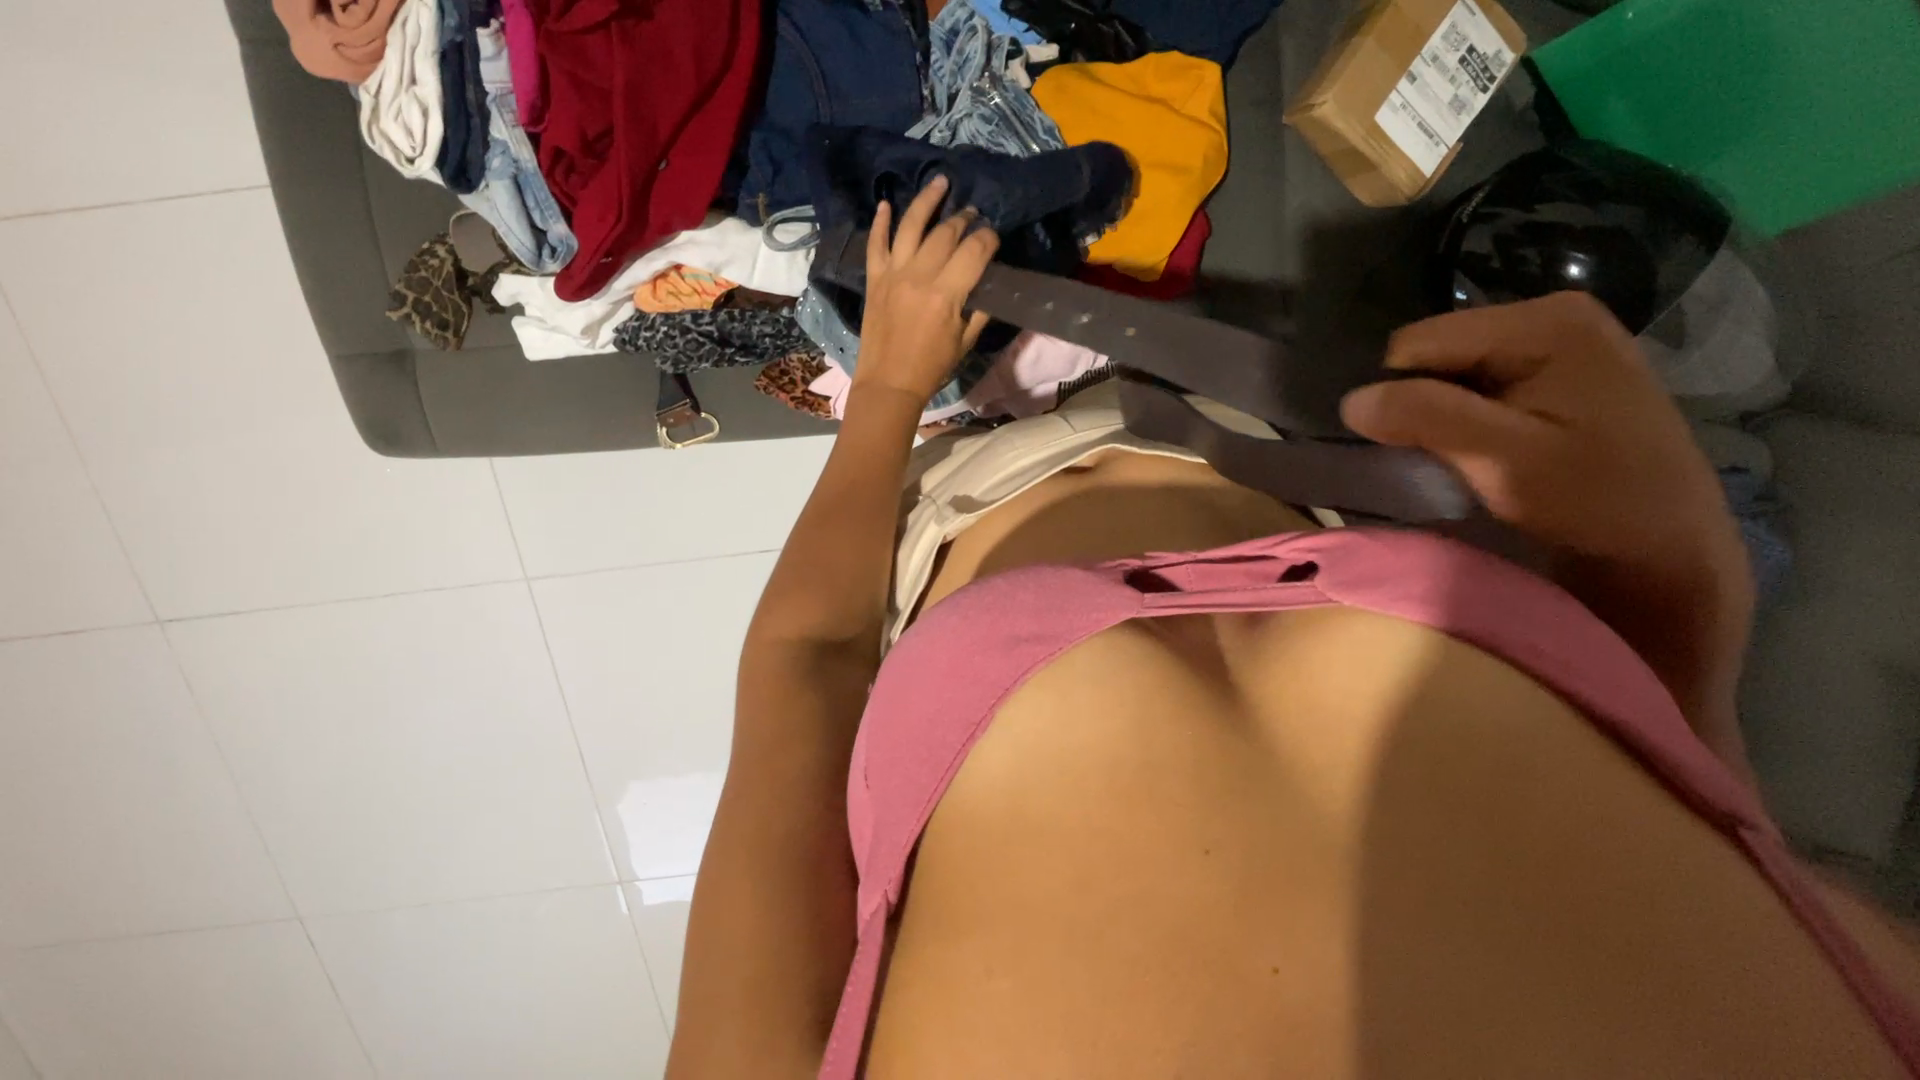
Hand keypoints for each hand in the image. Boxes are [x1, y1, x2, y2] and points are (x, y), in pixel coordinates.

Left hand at [852, 175, 1000, 406]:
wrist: (888, 384)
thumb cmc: (931, 368)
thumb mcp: (965, 342)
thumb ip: (978, 309)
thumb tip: (986, 282)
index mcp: (946, 294)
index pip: (974, 251)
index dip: (988, 238)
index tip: (994, 235)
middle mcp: (919, 276)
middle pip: (945, 233)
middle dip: (963, 219)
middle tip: (973, 213)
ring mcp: (893, 275)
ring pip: (910, 226)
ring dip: (927, 201)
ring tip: (940, 182)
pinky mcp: (874, 280)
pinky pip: (876, 244)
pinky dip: (880, 222)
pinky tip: (887, 203)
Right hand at [1341, 293, 1753, 741]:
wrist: (1669, 540)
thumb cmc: (1594, 499)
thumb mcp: (1503, 461)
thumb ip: (1428, 418)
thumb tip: (1351, 400)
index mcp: (1544, 320)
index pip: (1417, 346)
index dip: (1404, 398)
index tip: (1433, 449)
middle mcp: (1553, 310)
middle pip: (1435, 352)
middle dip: (1427, 403)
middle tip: (1460, 454)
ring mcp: (1562, 335)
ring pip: (1452, 368)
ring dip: (1447, 413)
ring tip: (1478, 454)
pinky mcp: (1564, 363)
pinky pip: (1480, 380)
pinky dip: (1472, 415)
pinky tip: (1498, 445)